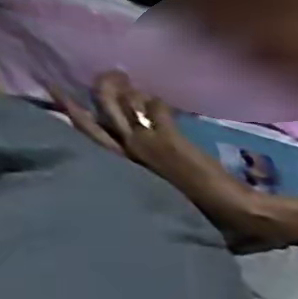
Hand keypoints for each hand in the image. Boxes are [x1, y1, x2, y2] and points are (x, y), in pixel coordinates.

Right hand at [54, 73, 249, 218]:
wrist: (240, 216)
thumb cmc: (212, 222)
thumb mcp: (170, 205)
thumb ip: (152, 188)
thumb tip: (145, 179)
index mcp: (127, 174)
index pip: (89, 135)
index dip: (72, 111)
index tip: (58, 92)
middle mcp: (130, 155)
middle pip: (102, 110)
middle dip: (101, 88)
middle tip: (109, 76)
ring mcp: (150, 145)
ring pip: (124, 103)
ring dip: (127, 89)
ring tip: (129, 82)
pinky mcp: (172, 139)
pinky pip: (155, 107)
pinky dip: (155, 101)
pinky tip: (160, 101)